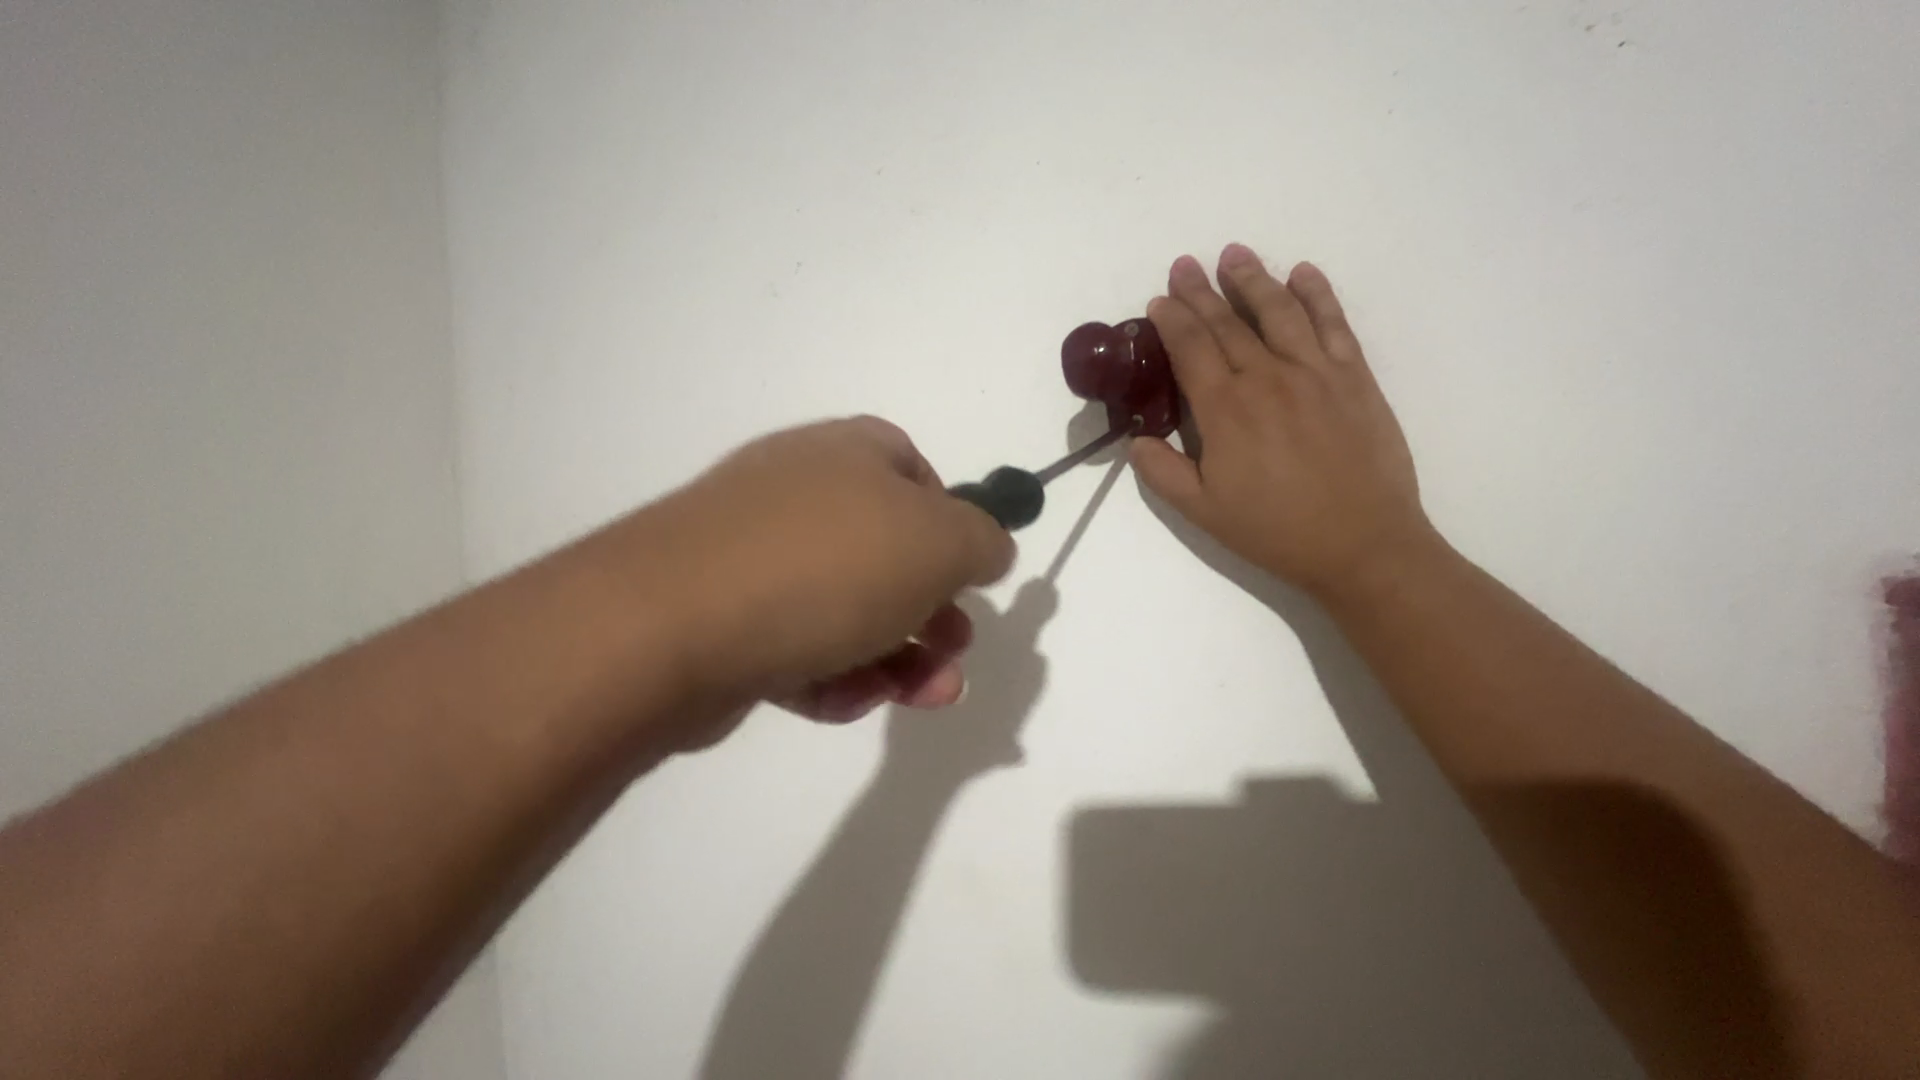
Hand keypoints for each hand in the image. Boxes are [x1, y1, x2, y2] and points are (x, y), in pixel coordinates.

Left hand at [642, 417, 1015, 732]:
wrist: (671, 625)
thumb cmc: (826, 565)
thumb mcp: (939, 543)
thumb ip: (982, 541)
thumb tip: (987, 548)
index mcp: (848, 455)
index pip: (914, 470)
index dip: (952, 522)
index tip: (968, 575)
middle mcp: (798, 493)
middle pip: (884, 551)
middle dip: (931, 611)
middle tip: (954, 652)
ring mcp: (753, 557)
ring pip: (844, 608)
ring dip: (896, 656)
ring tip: (926, 697)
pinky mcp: (722, 619)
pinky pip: (795, 644)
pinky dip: (831, 675)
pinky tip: (846, 703)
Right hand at [1130, 245, 1439, 597]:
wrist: (1363, 544)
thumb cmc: (1275, 532)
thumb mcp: (1202, 513)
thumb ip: (1163, 473)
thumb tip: (1135, 440)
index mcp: (1225, 410)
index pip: (1191, 349)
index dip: (1172, 321)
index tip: (1159, 300)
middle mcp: (1267, 378)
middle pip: (1227, 323)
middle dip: (1201, 292)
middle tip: (1184, 264)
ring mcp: (1315, 373)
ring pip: (1278, 312)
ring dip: (1252, 279)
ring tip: (1234, 253)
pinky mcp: (1354, 377)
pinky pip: (1333, 324)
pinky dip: (1318, 295)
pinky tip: (1304, 273)